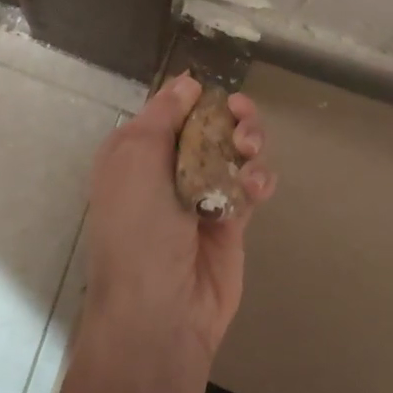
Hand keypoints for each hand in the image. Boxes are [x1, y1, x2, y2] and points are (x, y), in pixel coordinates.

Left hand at [50, 73, 275, 392]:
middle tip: (241, 116)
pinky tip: (256, 187)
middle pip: (208, 124)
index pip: (168, 110)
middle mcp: (166, 168)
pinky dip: (258, 180)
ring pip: (234, 151)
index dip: (192, 97)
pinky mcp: (231, 221)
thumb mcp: (135, 157)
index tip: (212, 92)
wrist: (160, 310)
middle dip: (229, 115)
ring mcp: (201, 195)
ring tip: (248, 151)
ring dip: (249, 142)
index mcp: (134, 151)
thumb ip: (162, 115)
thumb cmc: (137, 226)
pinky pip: (251, 186)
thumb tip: (186, 82)